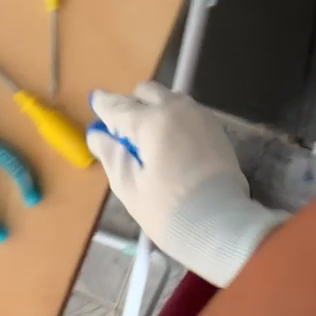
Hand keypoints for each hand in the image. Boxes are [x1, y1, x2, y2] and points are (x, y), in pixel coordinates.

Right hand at [87, 81, 287, 285]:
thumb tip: (97, 134)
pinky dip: (174, 118)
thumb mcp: (129, 187)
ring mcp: (198, 113)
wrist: (219, 223)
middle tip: (125, 132)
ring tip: (150, 140)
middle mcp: (176, 107)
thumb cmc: (167, 209)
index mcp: (151, 121)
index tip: (96, 101)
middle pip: (146, 92)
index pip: (119, 106)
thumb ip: (111, 155)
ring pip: (169, 98)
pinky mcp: (214, 124)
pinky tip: (172, 144)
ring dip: (155, 109)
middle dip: (132, 104)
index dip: (104, 105)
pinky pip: (187, 110)